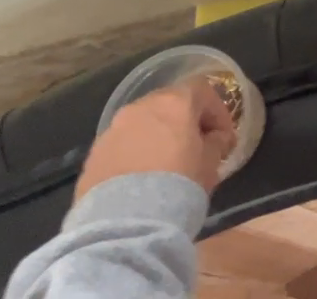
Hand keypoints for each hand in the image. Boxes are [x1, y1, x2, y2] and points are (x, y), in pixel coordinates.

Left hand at [76, 78, 237, 200]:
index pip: (203, 90)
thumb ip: (217, 142)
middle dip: (184, 121)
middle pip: (169, 103)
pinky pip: (122, 146)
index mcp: (175, 102)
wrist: (124, 226)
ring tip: (164, 165)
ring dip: (156, 136)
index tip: (223, 136)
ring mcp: (113, 130)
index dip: (217, 111)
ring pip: (142, 124)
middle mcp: (141, 107)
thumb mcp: (212, 163)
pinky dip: (134, 154)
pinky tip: (141, 180)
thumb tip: (215, 138)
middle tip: (194, 147)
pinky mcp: (93, 156)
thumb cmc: (179, 184)